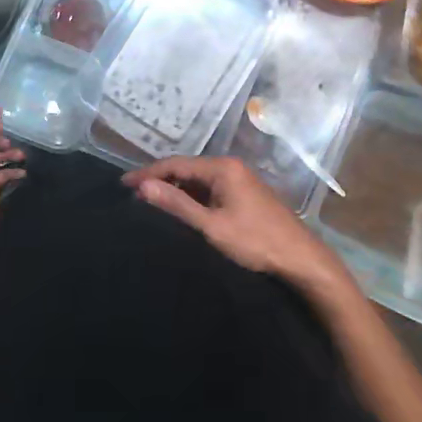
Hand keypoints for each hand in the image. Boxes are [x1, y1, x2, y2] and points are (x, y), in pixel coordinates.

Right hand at [123, 157, 352, 296]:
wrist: (299, 257)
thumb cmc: (255, 241)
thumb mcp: (211, 226)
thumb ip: (177, 205)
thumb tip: (143, 186)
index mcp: (223, 168)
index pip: (176, 164)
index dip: (148, 173)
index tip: (123, 184)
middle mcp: (231, 166)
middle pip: (188, 169)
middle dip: (160, 180)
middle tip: (132, 195)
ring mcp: (240, 179)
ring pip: (199, 179)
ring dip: (176, 189)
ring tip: (149, 204)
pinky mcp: (245, 194)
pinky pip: (211, 189)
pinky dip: (192, 197)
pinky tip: (180, 211)